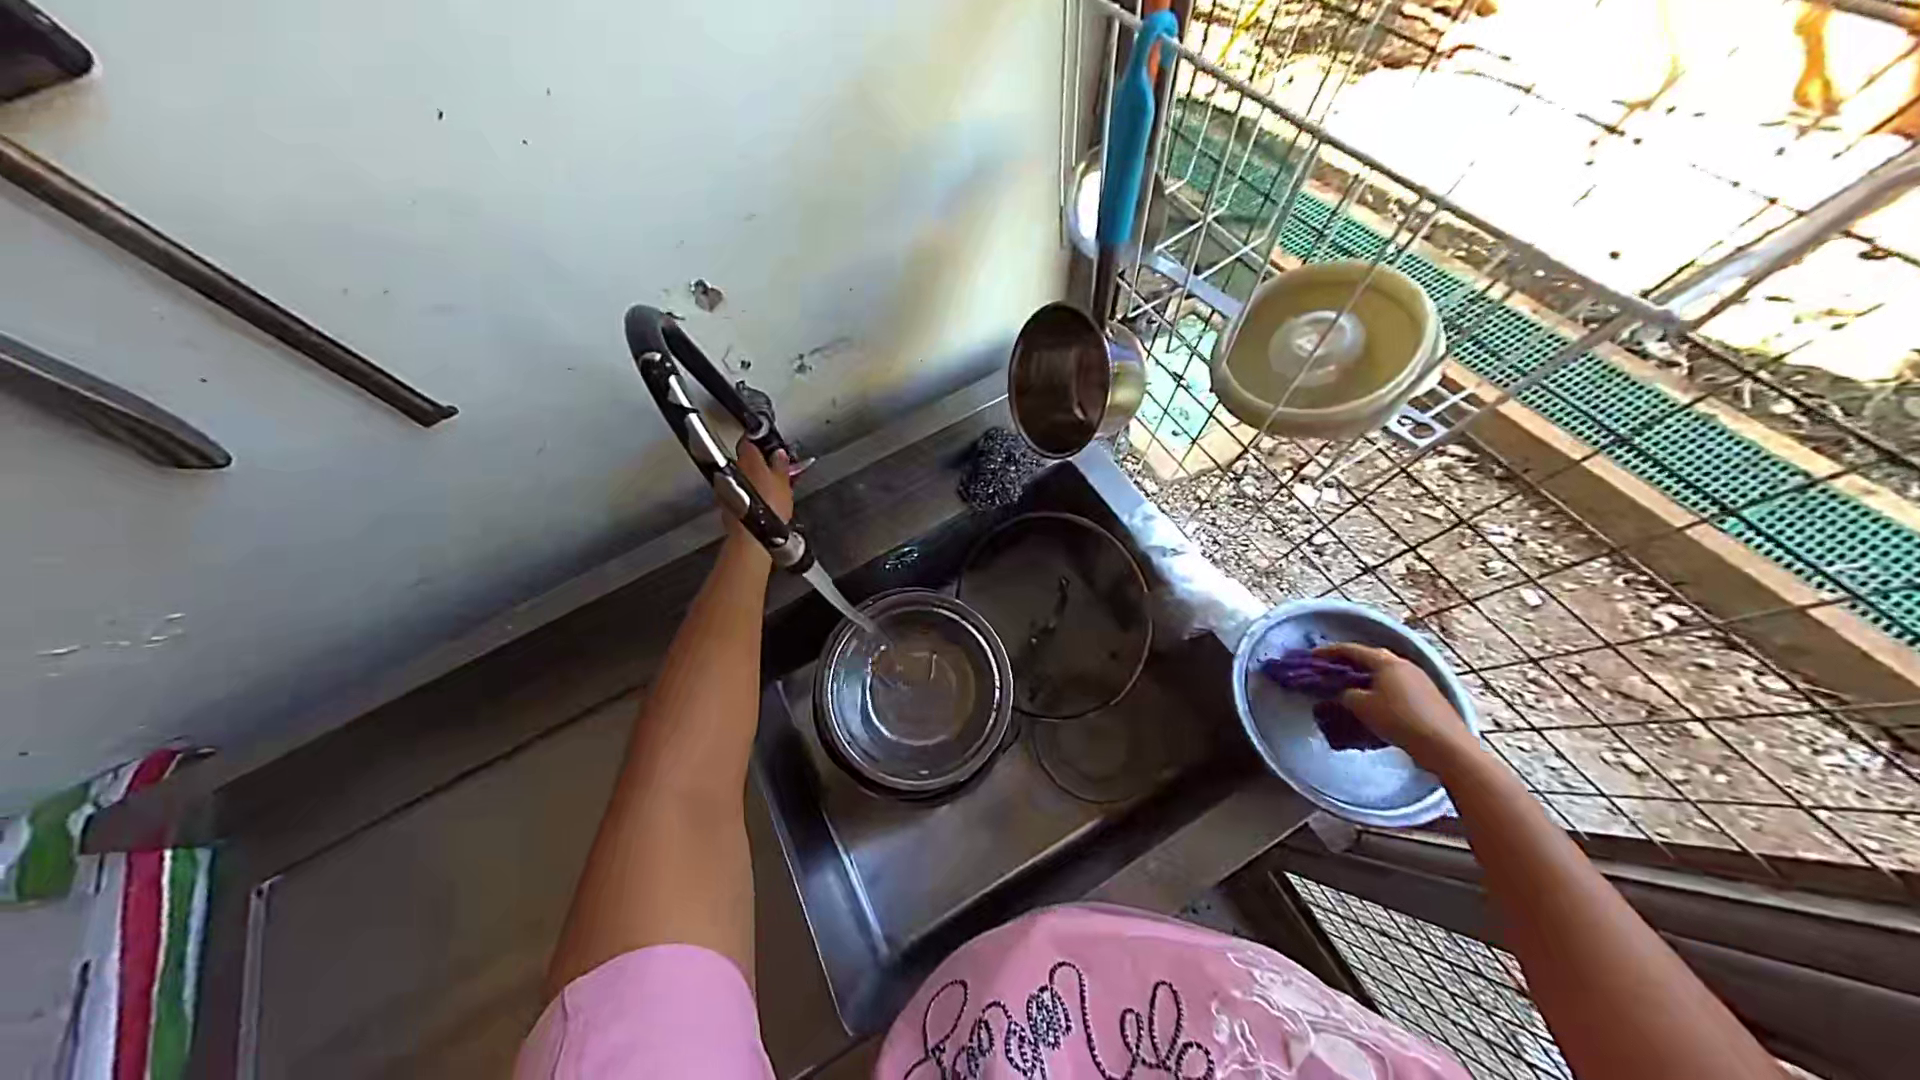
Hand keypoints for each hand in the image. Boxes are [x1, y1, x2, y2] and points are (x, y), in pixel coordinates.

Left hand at [725, 437, 793, 550]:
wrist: (752, 536)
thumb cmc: (768, 508)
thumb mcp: (784, 483)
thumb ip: (781, 465)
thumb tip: (779, 454)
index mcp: (749, 460)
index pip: (749, 442)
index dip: (758, 442)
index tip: (766, 445)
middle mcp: (734, 470)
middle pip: (745, 459)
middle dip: (757, 462)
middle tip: (773, 468)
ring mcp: (727, 487)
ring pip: (741, 476)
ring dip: (752, 478)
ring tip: (769, 488)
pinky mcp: (726, 504)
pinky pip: (737, 492)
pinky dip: (747, 493)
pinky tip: (759, 502)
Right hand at [1312, 643, 1479, 773]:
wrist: (1445, 745)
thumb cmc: (1398, 720)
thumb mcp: (1361, 706)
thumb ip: (1346, 694)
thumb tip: (1344, 692)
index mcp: (1386, 662)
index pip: (1351, 650)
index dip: (1329, 652)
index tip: (1312, 657)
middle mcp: (1403, 664)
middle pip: (1370, 657)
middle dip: (1349, 662)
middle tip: (1330, 669)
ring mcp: (1419, 679)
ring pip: (1384, 671)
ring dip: (1365, 675)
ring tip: (1349, 684)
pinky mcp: (1427, 695)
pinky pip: (1396, 684)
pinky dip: (1379, 686)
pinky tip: (1373, 699)